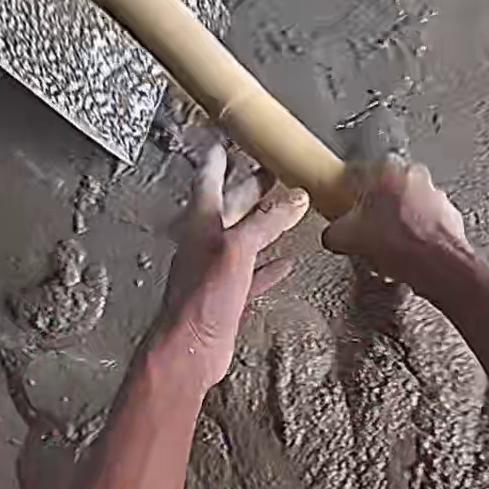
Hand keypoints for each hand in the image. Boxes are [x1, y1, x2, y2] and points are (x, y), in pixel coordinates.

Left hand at [149, 145, 309, 390]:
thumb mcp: (237, 249)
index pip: (209, 181)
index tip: (226, 139)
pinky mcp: (228, 297)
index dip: (217, 159)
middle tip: (270, 171)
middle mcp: (207, 243)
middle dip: (249, 187)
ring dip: (263, 224)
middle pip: (230, 207)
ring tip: (286, 209)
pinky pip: (252, 275)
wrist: (190, 349)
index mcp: (202, 223)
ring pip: (243, 239)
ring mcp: (217, 271)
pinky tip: (286, 263)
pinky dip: (268, 266)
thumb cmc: (204, 297)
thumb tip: (297, 197)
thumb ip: (266, 222)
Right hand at [321, 156, 471, 288]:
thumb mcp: (345, 238)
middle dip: (374, 211)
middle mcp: (413, 175)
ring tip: (386, 248)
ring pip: (406, 206)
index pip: (356, 173)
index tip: (342, 204)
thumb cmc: (398, 244)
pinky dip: (415, 236)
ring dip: (396, 223)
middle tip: (365, 232)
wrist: (435, 264)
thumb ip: (333, 232)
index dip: (345, 193)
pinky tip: (406, 254)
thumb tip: (332, 236)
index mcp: (385, 169)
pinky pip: (424, 223)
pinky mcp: (448, 214)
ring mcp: (434, 193)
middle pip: (384, 190)